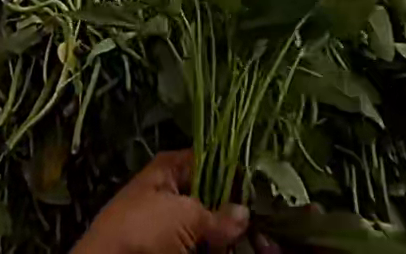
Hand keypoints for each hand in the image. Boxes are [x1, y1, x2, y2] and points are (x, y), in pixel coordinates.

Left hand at [71, 151, 250, 253]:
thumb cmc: (142, 230)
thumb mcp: (184, 215)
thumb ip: (217, 214)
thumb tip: (243, 212)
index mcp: (170, 170)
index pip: (209, 160)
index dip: (233, 172)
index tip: (259, 187)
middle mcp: (173, 195)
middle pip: (213, 199)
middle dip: (236, 213)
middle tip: (264, 229)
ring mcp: (173, 228)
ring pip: (211, 230)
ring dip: (232, 238)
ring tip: (261, 245)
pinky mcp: (174, 250)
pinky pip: (202, 248)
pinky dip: (217, 250)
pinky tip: (238, 252)